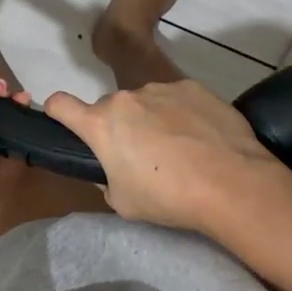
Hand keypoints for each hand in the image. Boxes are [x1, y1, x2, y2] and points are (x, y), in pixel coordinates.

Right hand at [43, 80, 281, 232]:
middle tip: (144, 156)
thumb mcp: (123, 203)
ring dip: (152, 119)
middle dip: (119, 127)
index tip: (66, 123)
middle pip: (109, 108)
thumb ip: (106, 178)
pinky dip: (183, 115)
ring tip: (182, 149)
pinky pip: (177, 99)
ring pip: (145, 102)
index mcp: (100, 124)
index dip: (57, 112)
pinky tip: (204, 138)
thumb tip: (111, 167)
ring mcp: (160, 89)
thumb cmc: (170, 198)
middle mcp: (124, 99)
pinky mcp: (192, 88)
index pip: (59, 104)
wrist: (234, 185)